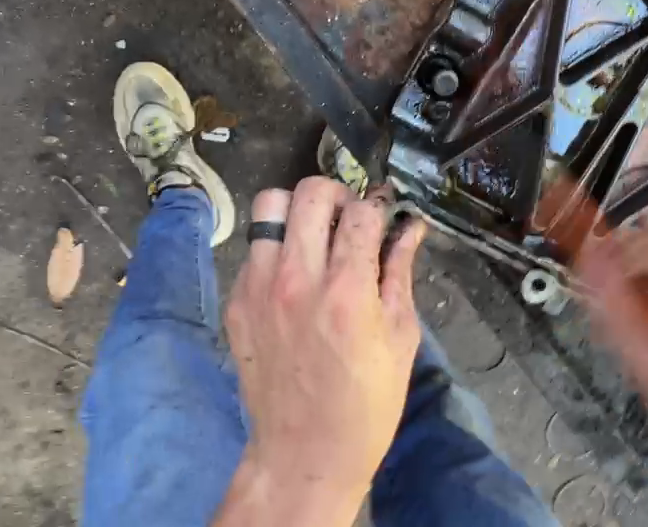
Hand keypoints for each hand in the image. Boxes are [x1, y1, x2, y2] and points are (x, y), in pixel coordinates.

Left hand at [213, 178, 426, 526]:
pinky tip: (293, 273)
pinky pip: (254, 247)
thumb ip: (400, 271)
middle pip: (310, 192)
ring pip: (269, 205)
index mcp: (347, 290)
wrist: (303, 455)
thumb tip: (410, 226)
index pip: (360, 211)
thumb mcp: (400, 337)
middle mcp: (298, 278)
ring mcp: (259, 288)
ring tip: (314, 234)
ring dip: (298, 211)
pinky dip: (276, 247)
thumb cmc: (366, 403)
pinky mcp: (237, 301)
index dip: (378, 204)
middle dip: (337, 194)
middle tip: (348, 218)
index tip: (384, 212)